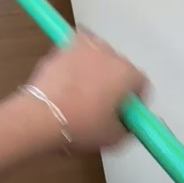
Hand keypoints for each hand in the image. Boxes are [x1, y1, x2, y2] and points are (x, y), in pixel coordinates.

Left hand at [23, 31, 148, 150]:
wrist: (42, 114)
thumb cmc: (81, 126)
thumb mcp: (115, 137)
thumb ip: (131, 126)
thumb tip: (132, 121)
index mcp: (127, 73)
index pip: (141, 84)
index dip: (135, 100)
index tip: (125, 113)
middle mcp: (109, 53)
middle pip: (121, 67)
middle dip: (116, 82)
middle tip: (104, 103)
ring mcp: (85, 45)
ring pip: (100, 56)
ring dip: (98, 68)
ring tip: (85, 90)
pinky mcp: (64, 45)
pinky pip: (79, 50)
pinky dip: (78, 59)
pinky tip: (71, 77)